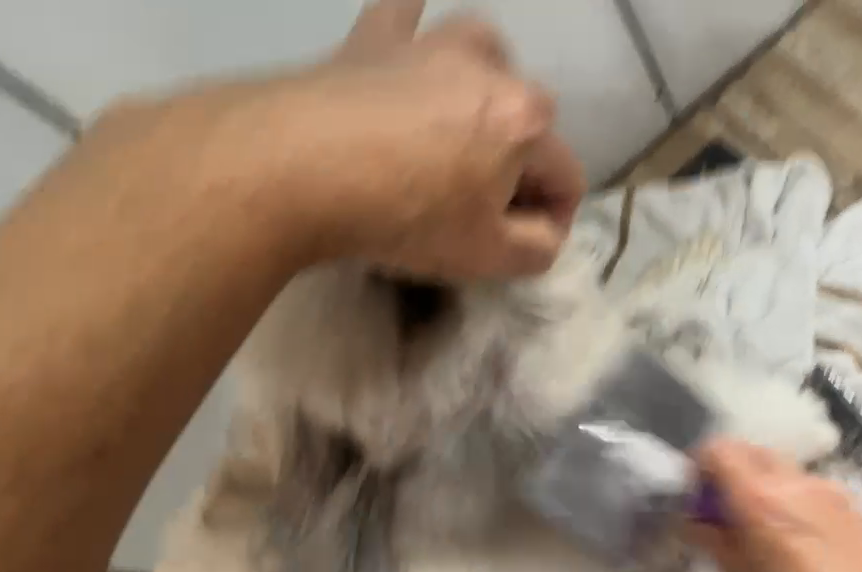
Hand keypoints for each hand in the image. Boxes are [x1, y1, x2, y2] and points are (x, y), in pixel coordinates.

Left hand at [83, 0, 584, 279]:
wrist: (294, 169)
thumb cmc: (408, 217)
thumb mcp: (491, 257)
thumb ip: (539, 249)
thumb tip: (545, 232)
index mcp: (526, 123)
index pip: (568, 177)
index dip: (556, 219)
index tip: (527, 246)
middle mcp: (488, 69)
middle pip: (532, 118)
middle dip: (524, 160)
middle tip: (488, 203)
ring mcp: (427, 44)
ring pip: (484, 48)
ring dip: (490, 82)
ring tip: (468, 122)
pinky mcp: (371, 38)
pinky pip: (401, 10)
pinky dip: (411, 22)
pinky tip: (412, 31)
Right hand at [685, 440, 861, 571]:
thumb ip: (714, 541)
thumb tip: (691, 521)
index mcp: (758, 498)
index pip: (718, 449)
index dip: (700, 465)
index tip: (698, 495)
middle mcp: (790, 480)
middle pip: (749, 450)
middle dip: (730, 472)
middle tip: (724, 510)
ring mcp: (822, 486)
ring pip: (779, 466)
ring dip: (760, 483)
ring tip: (761, 525)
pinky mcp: (845, 498)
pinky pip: (805, 484)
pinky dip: (789, 495)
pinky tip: (796, 534)